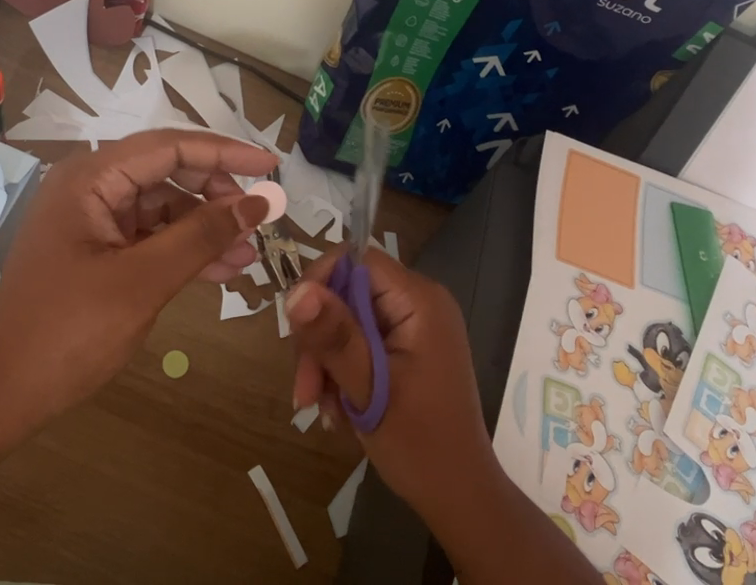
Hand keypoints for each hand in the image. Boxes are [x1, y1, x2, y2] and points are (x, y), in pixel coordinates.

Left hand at [0, 129, 277, 423]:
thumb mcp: (144, 282)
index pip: (169, 147)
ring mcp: (92, 220)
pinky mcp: (97, 250)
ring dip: (206, 227)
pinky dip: (185, 249)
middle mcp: (89, 188)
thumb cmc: (70, 331)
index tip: (269, 167)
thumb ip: (202, 236)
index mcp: (89, 179)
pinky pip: (151, 236)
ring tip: (250, 252)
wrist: (7, 393)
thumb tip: (258, 203)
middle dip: (217, 194)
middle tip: (260, 217)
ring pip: (165, 207)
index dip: (224, 153)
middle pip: (167, 172)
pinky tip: (224, 268)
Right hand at [285, 249, 501, 516]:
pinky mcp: (408, 348)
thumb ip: (334, 337)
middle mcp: (420, 302)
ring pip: (348, 320)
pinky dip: (343, 371)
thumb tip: (296, 290)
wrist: (459, 496)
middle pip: (347, 292)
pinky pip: (362, 342)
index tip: (297, 329)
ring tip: (322, 409)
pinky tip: (339, 410)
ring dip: (327, 362)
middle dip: (320, 338)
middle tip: (306, 391)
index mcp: (420, 301)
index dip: (319, 284)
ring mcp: (415, 326)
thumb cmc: (419, 445)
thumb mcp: (368, 389)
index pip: (356, 259)